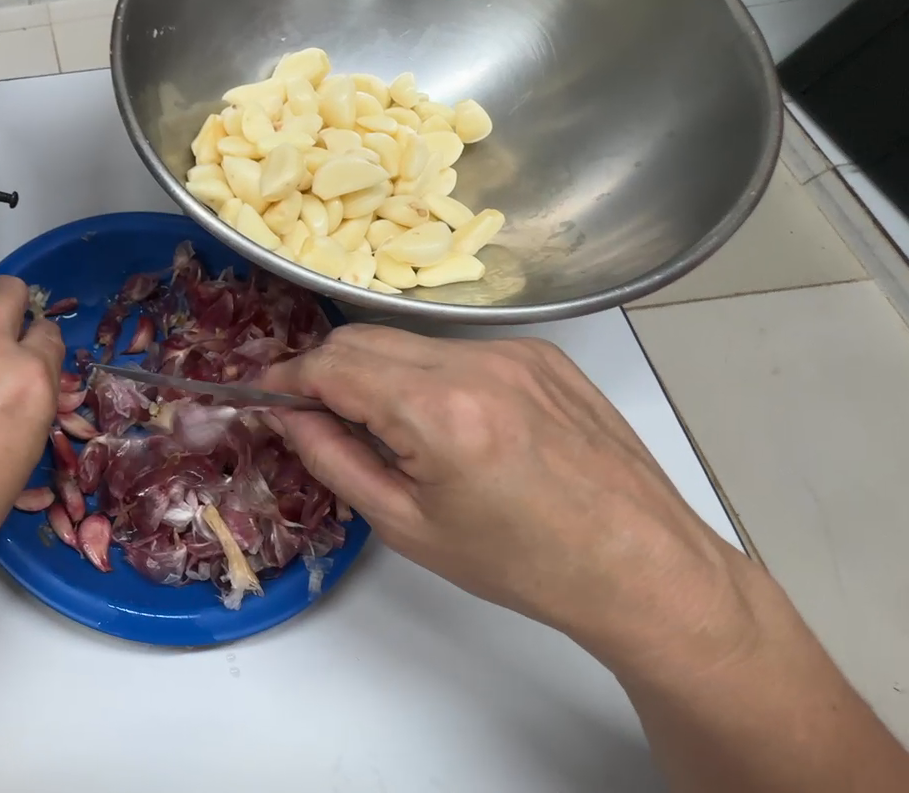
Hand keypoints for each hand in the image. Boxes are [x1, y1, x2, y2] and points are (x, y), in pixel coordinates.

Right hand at [260, 325, 752, 662]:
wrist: (647, 571)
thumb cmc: (519, 563)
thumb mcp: (404, 524)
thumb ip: (332, 459)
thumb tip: (286, 416)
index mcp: (438, 413)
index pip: (329, 366)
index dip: (285, 378)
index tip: (263, 396)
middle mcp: (474, 365)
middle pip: (358, 339)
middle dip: (320, 369)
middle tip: (311, 412)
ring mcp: (512, 352)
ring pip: (401, 339)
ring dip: (369, 370)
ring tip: (379, 422)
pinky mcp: (539, 354)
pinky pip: (449, 348)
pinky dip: (420, 371)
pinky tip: (439, 417)